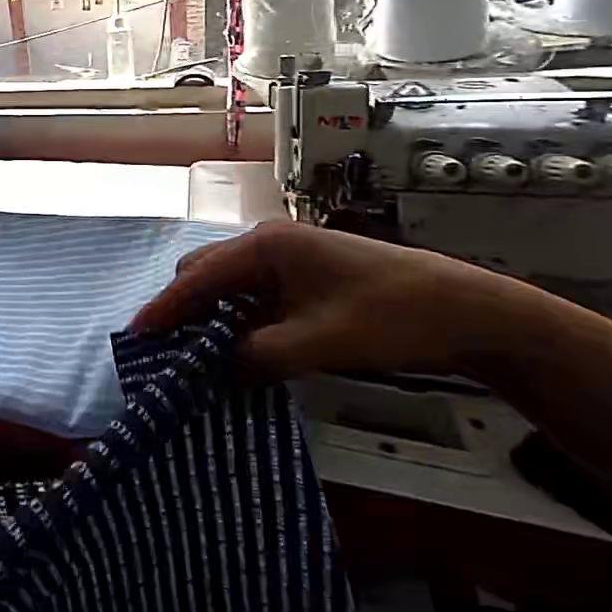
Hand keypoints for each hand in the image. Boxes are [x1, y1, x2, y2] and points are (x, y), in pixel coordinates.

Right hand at [134, 222, 561, 378]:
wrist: (475, 312)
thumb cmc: (394, 318)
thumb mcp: (317, 344)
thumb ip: (255, 355)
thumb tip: (212, 370)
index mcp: (265, 245)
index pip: (197, 278)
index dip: (164, 308)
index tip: (136, 334)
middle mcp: (268, 241)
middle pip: (204, 272)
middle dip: (183, 308)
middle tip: (172, 348)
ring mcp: (287, 255)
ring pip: (227, 282)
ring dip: (211, 314)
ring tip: (201, 350)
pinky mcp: (304, 272)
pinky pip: (252, 291)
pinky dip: (238, 315)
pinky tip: (241, 342)